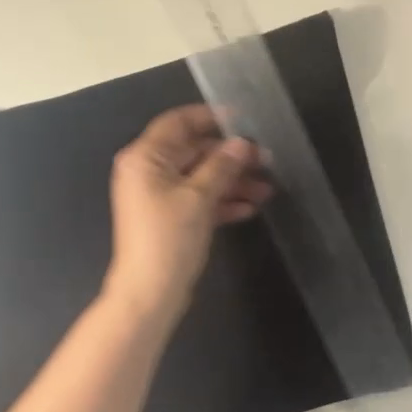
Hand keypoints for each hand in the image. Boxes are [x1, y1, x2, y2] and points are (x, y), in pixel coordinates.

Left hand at [105, 104, 271, 317]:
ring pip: (199, 180)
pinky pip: (197, 202)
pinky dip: (221, 203)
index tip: (244, 120)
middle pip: (193, 152)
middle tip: (266, 161)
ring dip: (232, 182)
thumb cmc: (169, 240)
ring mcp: (157, 199)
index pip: (179, 123)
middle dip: (230, 157)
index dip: (211, 118)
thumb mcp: (198, 198)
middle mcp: (147, 172)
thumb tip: (241, 144)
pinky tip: (249, 208)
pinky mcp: (169, 222)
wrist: (149, 294)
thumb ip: (221, 166)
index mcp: (145, 158)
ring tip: (266, 190)